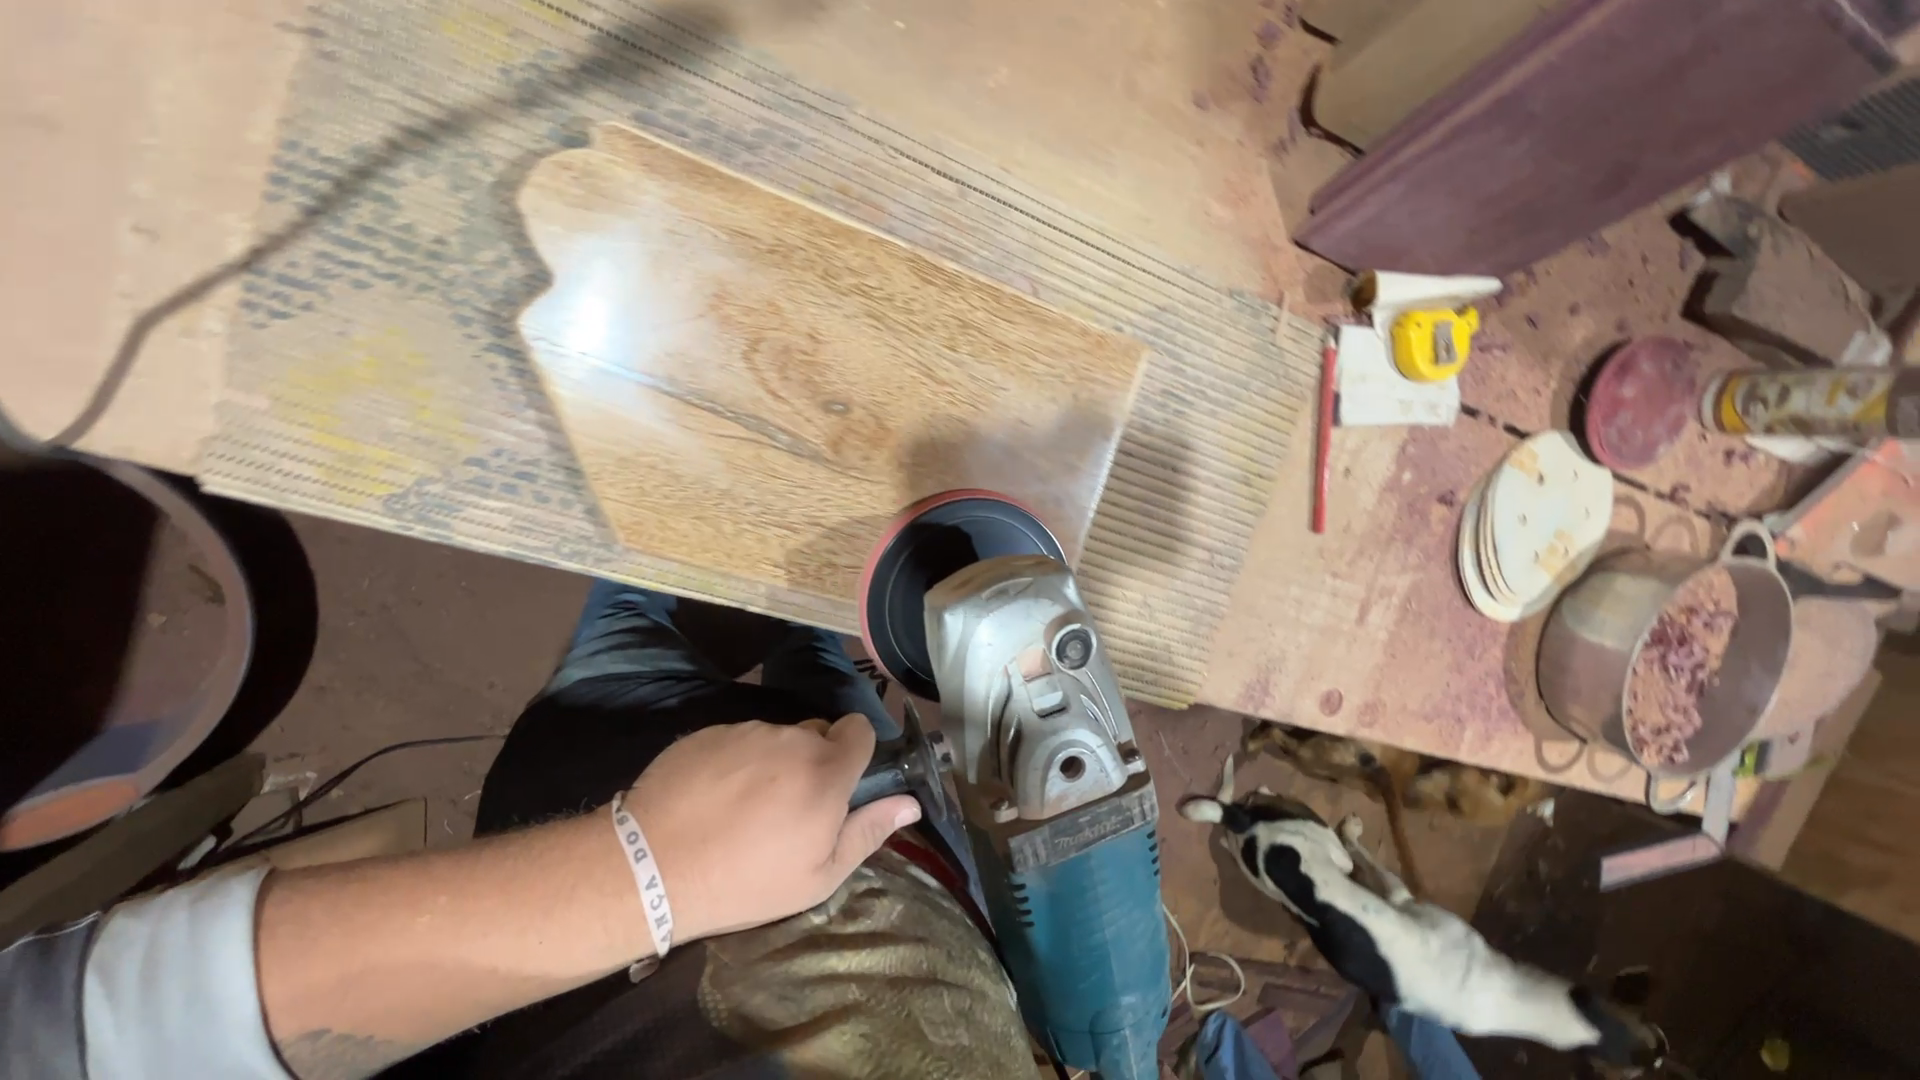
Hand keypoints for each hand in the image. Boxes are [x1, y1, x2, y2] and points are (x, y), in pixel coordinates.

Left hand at [621, 714, 920, 943]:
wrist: (651, 868)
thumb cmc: (745, 882)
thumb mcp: (817, 877)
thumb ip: (868, 832)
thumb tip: (909, 802)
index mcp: (825, 771)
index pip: (859, 729)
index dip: (856, 750)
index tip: (840, 782)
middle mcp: (790, 739)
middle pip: (816, 734)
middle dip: (812, 761)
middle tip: (787, 807)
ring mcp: (745, 731)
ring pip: (775, 738)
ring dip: (772, 762)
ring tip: (742, 808)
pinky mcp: (707, 732)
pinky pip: (736, 740)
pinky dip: (733, 762)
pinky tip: (711, 799)